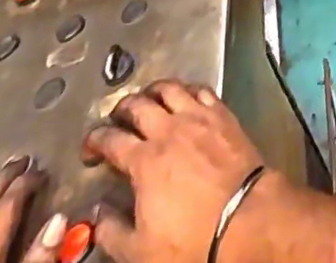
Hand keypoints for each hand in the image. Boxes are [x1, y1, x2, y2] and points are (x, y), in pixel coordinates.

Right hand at [83, 80, 274, 262]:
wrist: (246, 217)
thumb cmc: (191, 238)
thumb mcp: (140, 251)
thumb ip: (112, 232)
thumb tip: (98, 214)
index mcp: (145, 160)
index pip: (111, 139)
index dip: (95, 140)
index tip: (90, 147)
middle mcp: (169, 129)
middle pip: (139, 104)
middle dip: (121, 108)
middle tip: (117, 118)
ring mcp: (198, 117)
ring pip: (171, 88)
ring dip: (154, 90)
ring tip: (148, 97)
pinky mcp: (222, 113)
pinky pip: (201, 89)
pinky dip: (188, 89)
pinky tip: (185, 97)